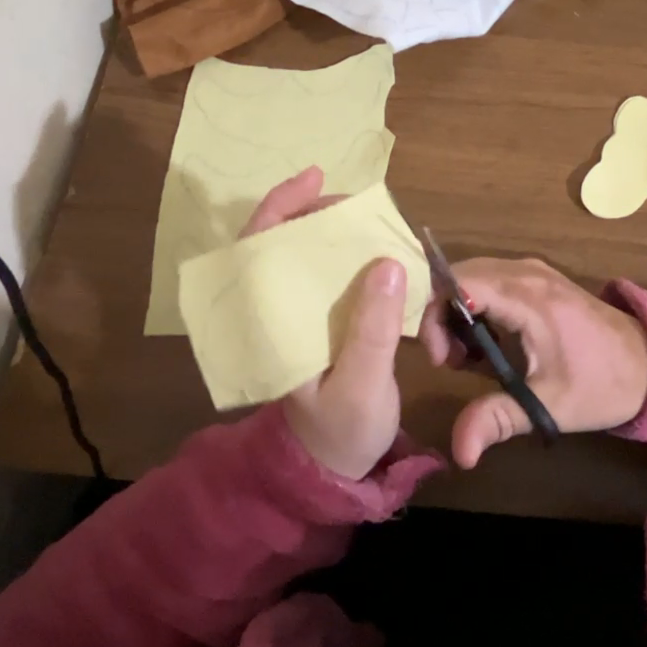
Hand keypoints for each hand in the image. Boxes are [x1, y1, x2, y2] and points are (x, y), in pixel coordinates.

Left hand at [239, 167, 406, 480]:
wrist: (336, 469)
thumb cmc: (341, 431)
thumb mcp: (360, 384)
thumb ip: (373, 328)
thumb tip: (389, 262)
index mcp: (272, 324)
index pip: (258, 249)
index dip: (280, 207)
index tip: (315, 177)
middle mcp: (281, 312)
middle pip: (285, 244)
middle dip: (317, 213)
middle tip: (359, 204)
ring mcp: (304, 318)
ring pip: (311, 259)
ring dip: (339, 234)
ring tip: (375, 223)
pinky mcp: (329, 325)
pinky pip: (338, 280)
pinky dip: (358, 260)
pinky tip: (384, 256)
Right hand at [419, 257, 646, 468]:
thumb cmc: (601, 385)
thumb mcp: (547, 406)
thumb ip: (498, 420)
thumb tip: (460, 454)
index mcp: (528, 297)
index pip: (459, 283)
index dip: (437, 316)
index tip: (442, 358)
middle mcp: (526, 273)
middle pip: (460, 276)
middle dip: (443, 317)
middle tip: (451, 361)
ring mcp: (533, 271)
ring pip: (473, 276)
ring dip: (459, 313)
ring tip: (469, 358)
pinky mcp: (538, 277)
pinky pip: (491, 279)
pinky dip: (478, 306)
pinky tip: (489, 344)